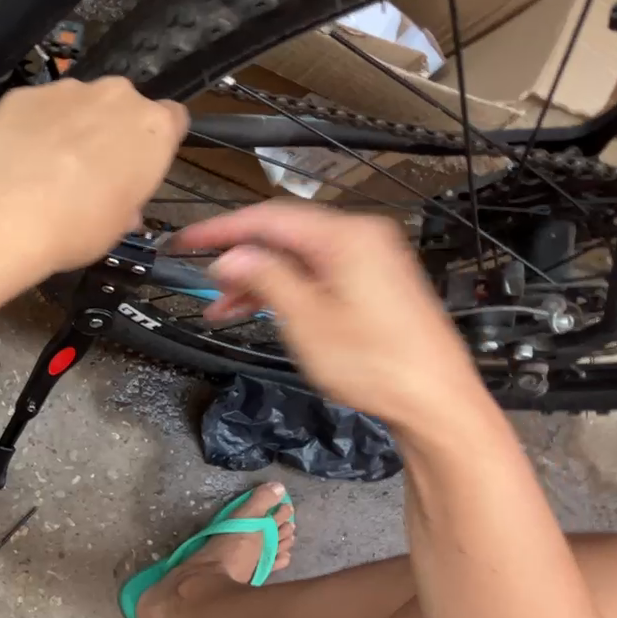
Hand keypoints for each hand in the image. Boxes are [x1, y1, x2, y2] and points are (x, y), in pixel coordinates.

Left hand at [0, 77, 187, 278]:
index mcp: (153, 128)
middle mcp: (116, 95)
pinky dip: (28, 130)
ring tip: (42, 172)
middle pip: (119, 109)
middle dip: (106, 135)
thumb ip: (126, 203)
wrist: (6, 218)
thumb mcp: (116, 228)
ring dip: (67, 130)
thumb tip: (122, 205)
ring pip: (75, 107)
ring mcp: (67, 90)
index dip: (152, 147)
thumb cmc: (75, 229)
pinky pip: (34, 110)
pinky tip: (15, 162)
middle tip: (84, 177)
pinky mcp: (23, 95)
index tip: (134, 170)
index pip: (171, 120)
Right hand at [173, 201, 486, 431]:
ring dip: (254, 280)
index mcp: (345, 238)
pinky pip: (312, 276)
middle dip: (237, 259)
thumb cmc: (375, 364)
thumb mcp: (305, 319)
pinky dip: (280, 291)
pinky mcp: (368, 286)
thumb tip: (231, 256)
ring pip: (294, 259)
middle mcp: (359, 240)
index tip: (185, 239)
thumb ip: (265, 279)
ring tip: (218, 309)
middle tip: (199, 279)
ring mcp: (366, 262)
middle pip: (282, 237)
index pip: (267, 218)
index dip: (220, 229)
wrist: (431, 399)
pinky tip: (254, 312)